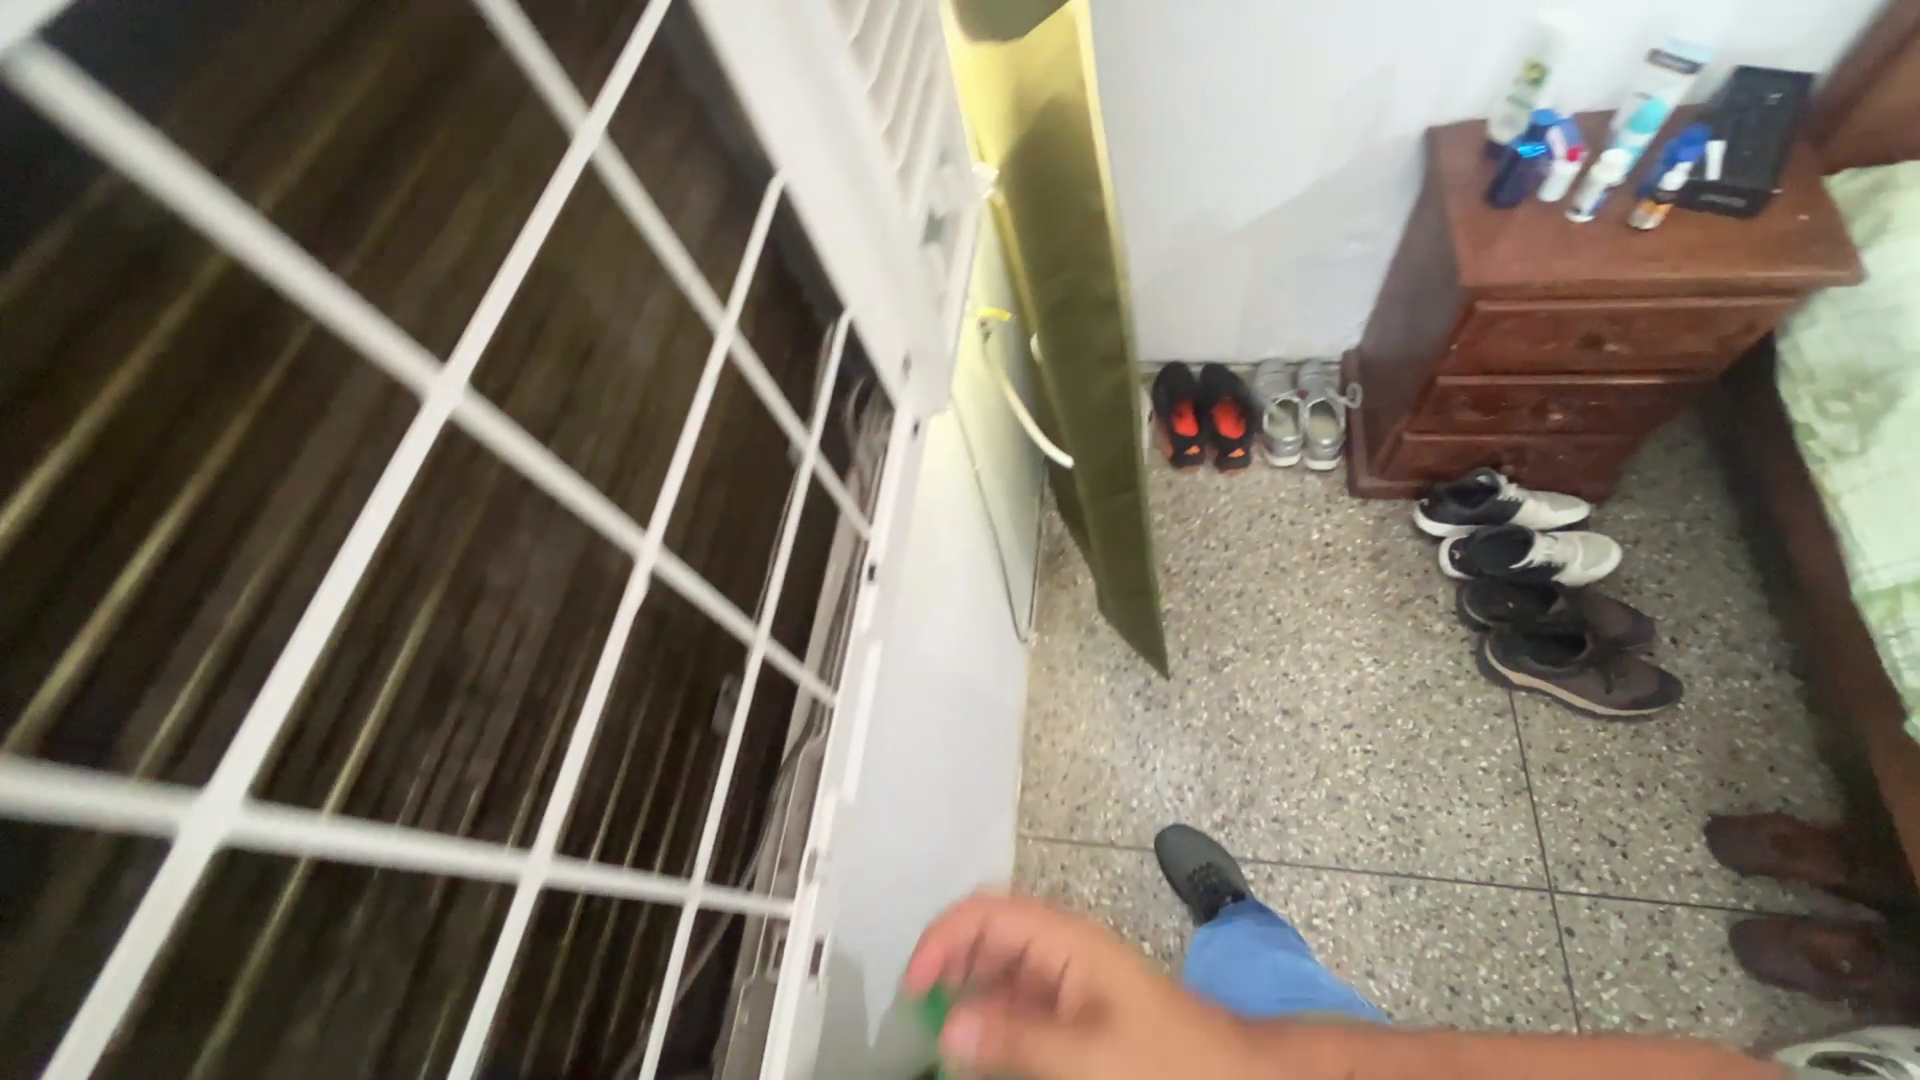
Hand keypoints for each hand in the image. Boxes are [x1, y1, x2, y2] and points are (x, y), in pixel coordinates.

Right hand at [903, 891, 1257, 1079]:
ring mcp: (1066, 978)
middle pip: (987, 935)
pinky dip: (989, 1019)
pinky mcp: (1072, 1008)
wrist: (1229, 1075)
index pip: (987, 914)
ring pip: (998, 969)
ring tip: (939, 1032)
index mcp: (1064, 940)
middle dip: (948, 963)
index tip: (913, 983)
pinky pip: (1016, 1002)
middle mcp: (1060, 948)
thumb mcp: (1089, 1054)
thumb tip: (948, 1026)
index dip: (943, 937)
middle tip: (918, 1011)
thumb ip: (1015, 1039)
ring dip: (965, 993)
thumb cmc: (1168, 1057)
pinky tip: (978, 1048)